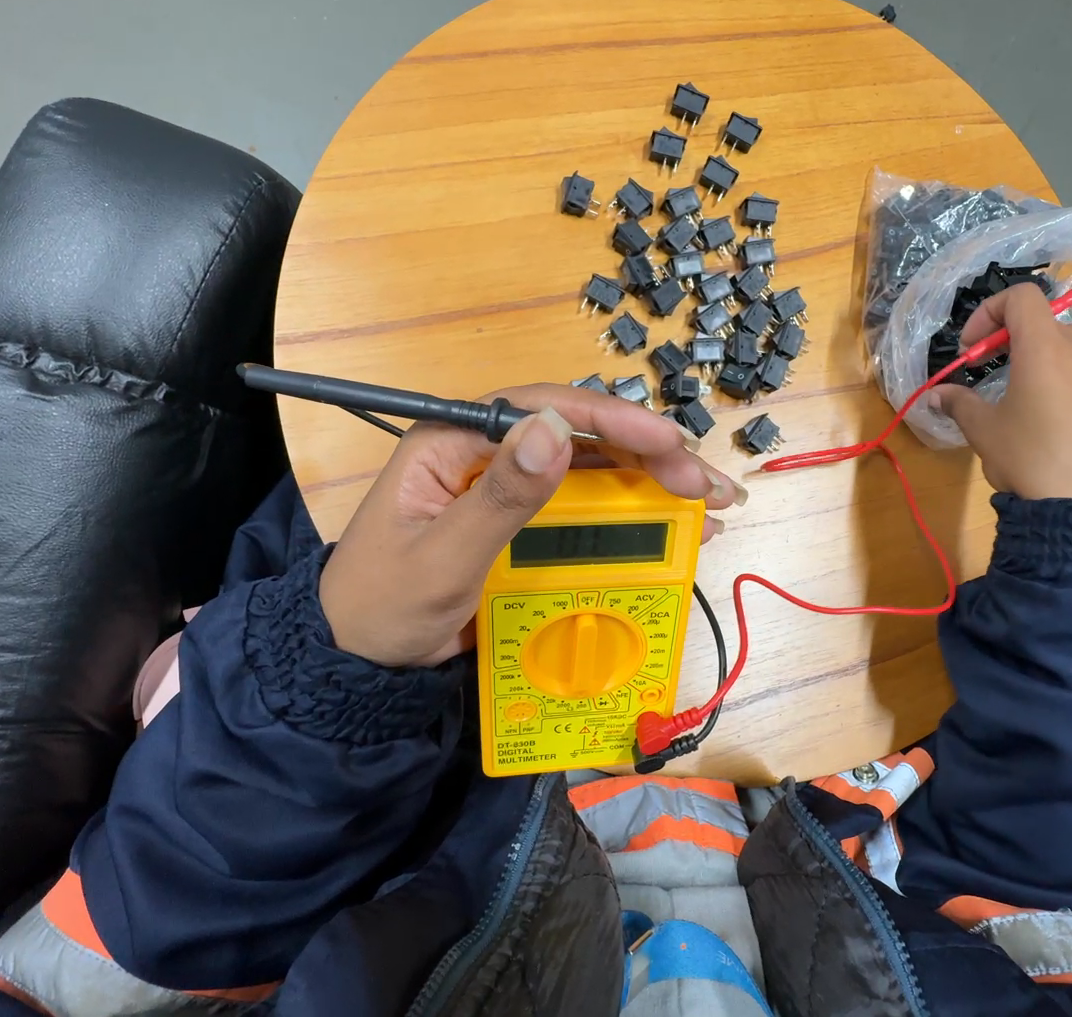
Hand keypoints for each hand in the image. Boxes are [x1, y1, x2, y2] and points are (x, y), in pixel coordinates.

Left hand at [320, 384, 744, 666]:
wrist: (360, 663)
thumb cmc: (385, 609)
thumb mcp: (443, 558)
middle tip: (706, 486)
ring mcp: (507, 486)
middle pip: (579, 435)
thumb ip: (500, 497)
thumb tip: (555, 429)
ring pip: (591, 468)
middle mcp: (486, 451)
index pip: (542, 408)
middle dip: (648, 455)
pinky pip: (584, 507)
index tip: (670, 444)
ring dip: (652, 482)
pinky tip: (675, 527)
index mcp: (454, 440)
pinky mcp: (522, 521)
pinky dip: (631, 513)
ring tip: (710, 502)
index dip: (613, 420)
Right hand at [926, 282, 1071, 504]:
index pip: (1021, 298)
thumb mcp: (983, 432)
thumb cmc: (1030, 460)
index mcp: (1045, 349)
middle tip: (999, 378)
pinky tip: (1070, 433)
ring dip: (1052, 366)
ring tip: (1036, 407)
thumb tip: (938, 395)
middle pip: (1049, 326)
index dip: (990, 312)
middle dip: (1019, 344)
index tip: (974, 348)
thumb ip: (959, 404)